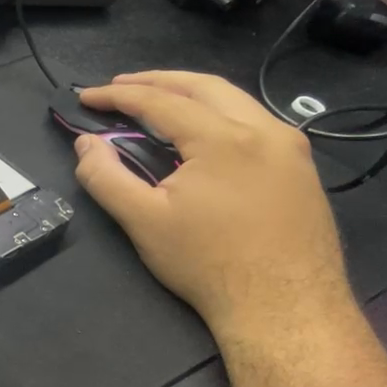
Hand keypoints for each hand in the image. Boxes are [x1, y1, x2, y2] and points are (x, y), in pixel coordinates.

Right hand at [73, 71, 352, 339]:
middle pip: (205, 87)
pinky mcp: (301, 169)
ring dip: (190, 93)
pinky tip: (198, 130)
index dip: (117, 96)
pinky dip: (217, 113)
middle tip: (118, 86)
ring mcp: (290, 149)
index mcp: (224, 139)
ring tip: (154, 101)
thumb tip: (86, 144)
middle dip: (156, 81)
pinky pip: (254, 122)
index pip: (161, 101)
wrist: (285, 306)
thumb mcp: (141, 219)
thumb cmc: (207, 262)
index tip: (84, 97)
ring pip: (235, 101)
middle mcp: (265, 132)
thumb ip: (105, 175)